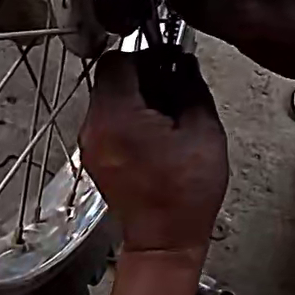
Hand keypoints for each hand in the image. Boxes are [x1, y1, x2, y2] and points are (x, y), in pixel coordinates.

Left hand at [80, 50, 228, 256]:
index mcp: (117, 117)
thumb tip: (184, 64)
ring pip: (108, 98)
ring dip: (137, 96)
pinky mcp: (94, 157)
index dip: (147, 53)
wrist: (164, 241)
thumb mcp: (204, 132)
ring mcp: (90, 144)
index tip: (169, 60)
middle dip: (143, 75)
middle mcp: (94, 128)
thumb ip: (191, 88)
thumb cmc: (184, 196)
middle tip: (174, 85)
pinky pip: (108, 121)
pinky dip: (129, 116)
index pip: (117, 60)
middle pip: (110, 78)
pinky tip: (157, 131)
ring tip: (169, 113)